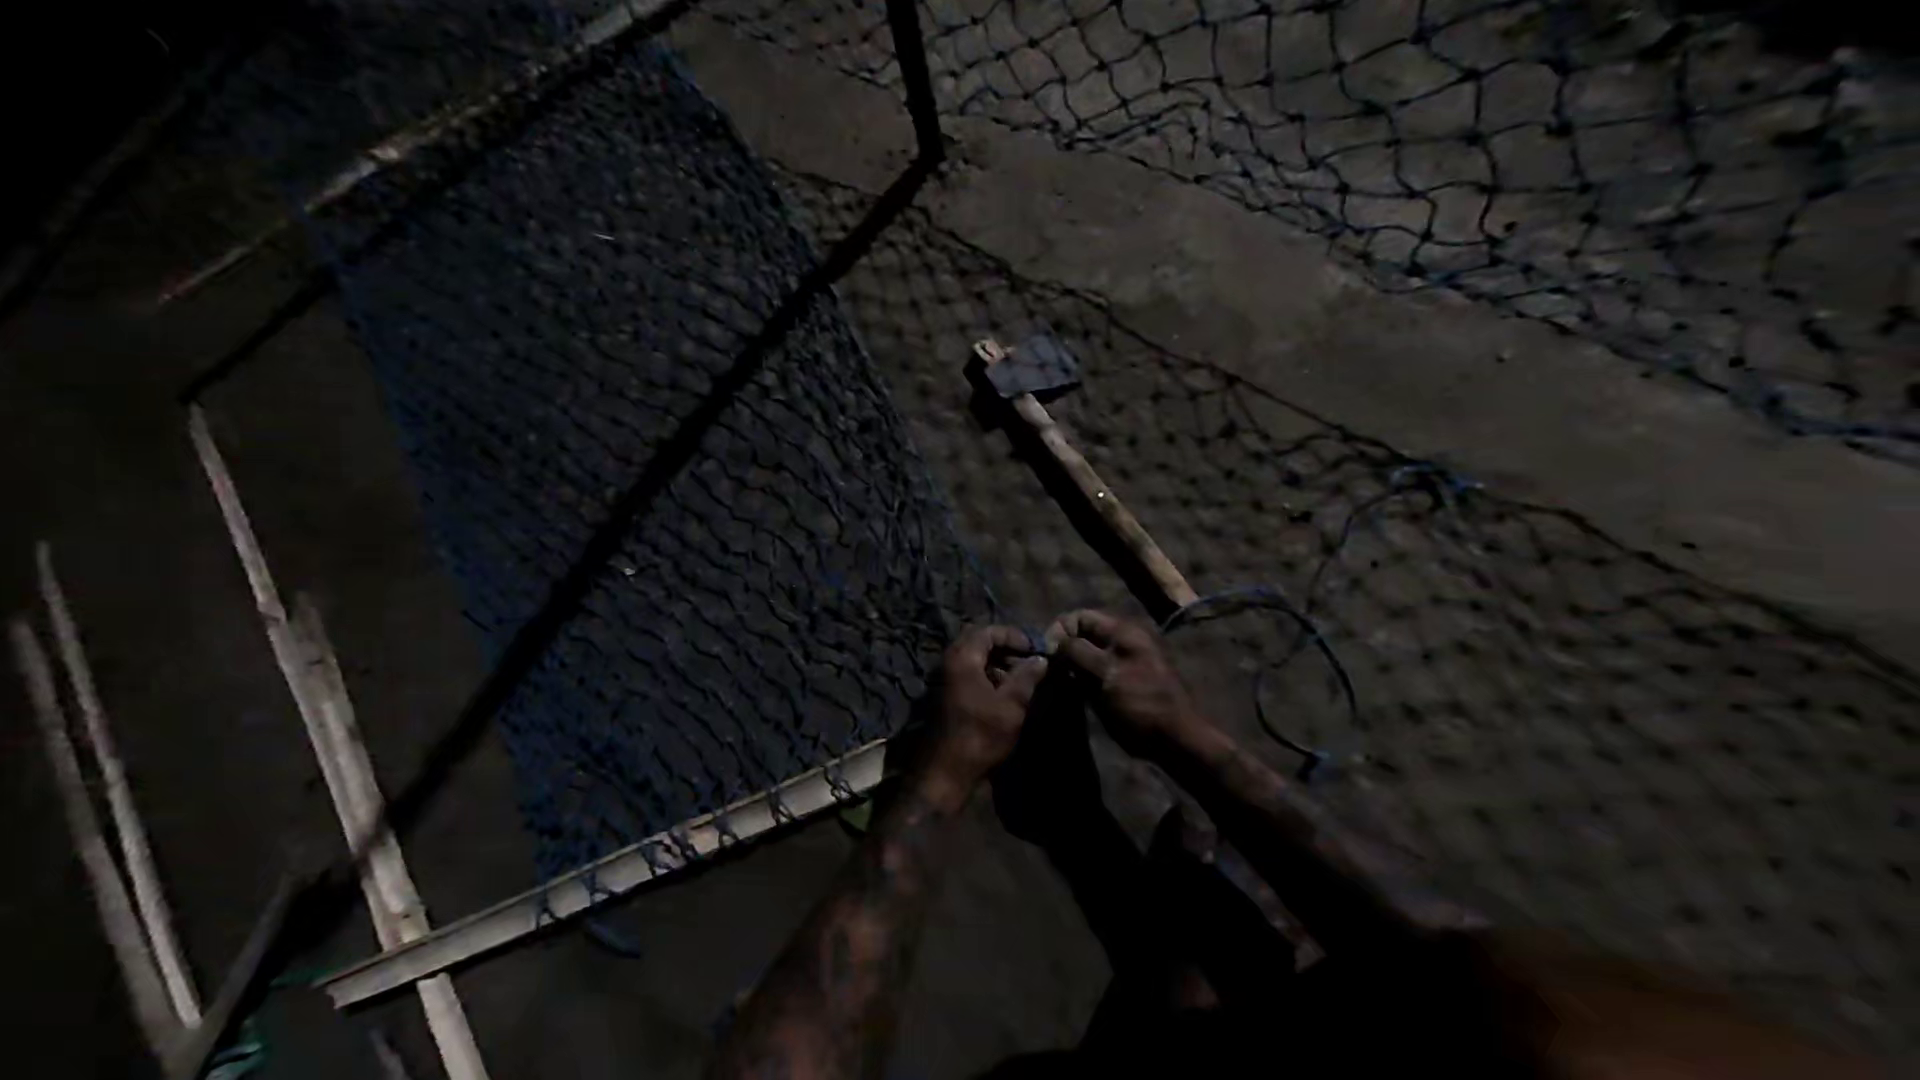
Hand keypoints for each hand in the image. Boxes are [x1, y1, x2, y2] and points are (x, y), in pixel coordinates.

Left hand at [916, 625, 1048, 805]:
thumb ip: (1027, 677)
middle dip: (1005, 647)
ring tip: (1022, 677)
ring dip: (998, 662)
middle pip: (979, 642)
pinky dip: (988, 676)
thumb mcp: (1011, 705)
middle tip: (1028, 659)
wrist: (945, 773)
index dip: (1014, 635)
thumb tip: (1040, 658)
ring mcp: (945, 679)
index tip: (1034, 649)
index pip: (988, 631)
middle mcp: (949, 662)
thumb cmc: (979, 736)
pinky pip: (969, 674)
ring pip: (974, 659)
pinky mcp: (947, 696)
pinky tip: (1005, 692)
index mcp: (962, 658)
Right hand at [1044, 609, 1206, 757]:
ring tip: (1059, 683)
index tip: (1048, 654)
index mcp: (1122, 631)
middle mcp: (1120, 641)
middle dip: (1063, 650)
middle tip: (1051, 671)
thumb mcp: (1106, 673)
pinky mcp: (1118, 683)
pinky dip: (1078, 680)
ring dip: (1069, 667)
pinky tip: (1071, 693)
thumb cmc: (1141, 702)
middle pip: (1081, 635)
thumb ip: (1077, 652)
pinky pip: (1091, 673)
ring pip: (1084, 655)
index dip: (1060, 631)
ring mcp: (1120, 662)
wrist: (1173, 739)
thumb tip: (1053, 643)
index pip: (1080, 617)